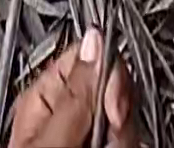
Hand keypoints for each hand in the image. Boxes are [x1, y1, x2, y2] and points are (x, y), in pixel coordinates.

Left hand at [8, 28, 138, 147]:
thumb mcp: (52, 136)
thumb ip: (75, 88)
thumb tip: (95, 36)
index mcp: (42, 97)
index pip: (89, 53)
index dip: (110, 73)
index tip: (113, 107)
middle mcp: (64, 114)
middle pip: (113, 86)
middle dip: (119, 113)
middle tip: (105, 140)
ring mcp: (84, 134)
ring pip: (127, 116)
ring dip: (124, 136)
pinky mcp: (104, 147)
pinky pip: (131, 137)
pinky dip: (128, 145)